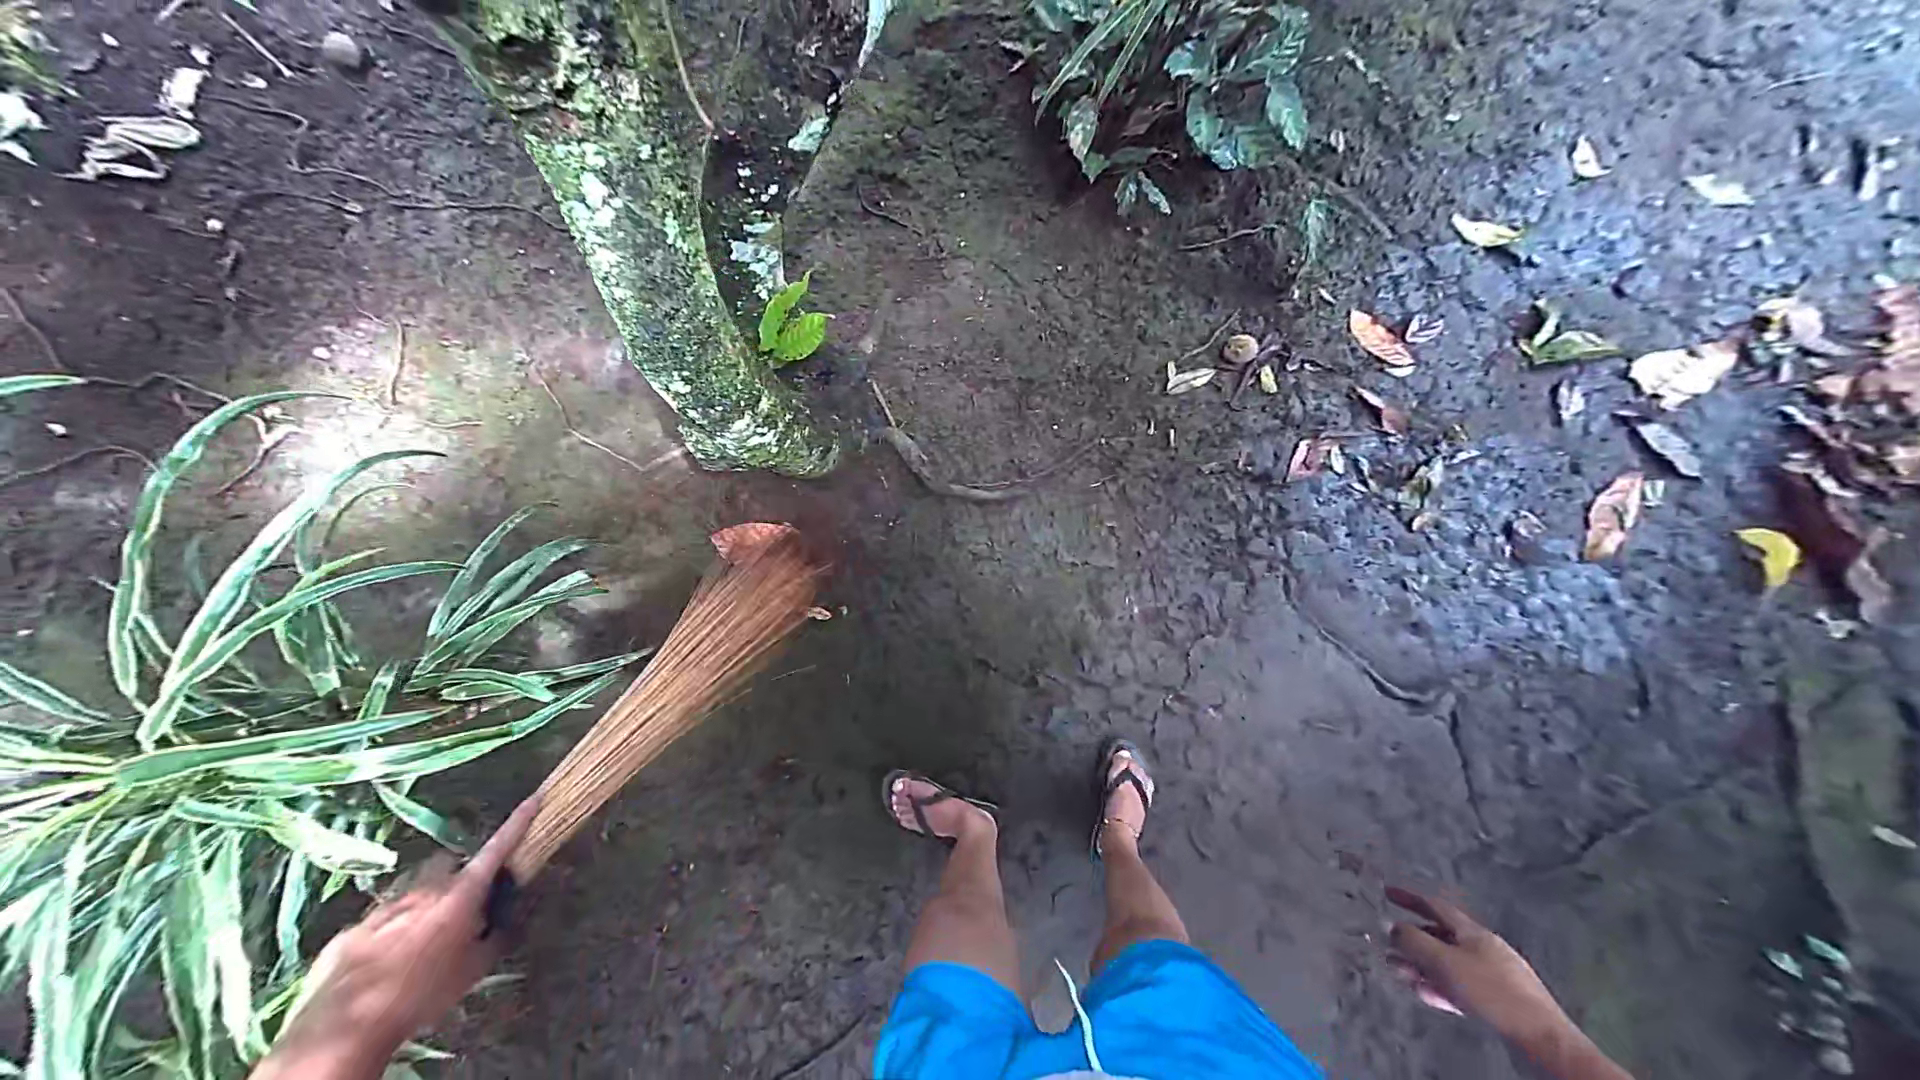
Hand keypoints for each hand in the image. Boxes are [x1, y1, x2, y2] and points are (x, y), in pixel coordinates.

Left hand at [252, 798, 539, 1079]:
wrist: (342, 1029)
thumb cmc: (423, 994)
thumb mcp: (475, 969)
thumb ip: (495, 936)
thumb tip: (504, 921)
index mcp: (461, 895)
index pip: (498, 848)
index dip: (519, 823)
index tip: (534, 799)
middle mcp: (424, 890)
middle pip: (446, 865)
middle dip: (456, 875)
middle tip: (460, 904)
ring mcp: (383, 909)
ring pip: (410, 894)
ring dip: (421, 906)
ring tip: (418, 942)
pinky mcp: (349, 933)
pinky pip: (376, 925)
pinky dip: (386, 935)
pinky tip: (382, 966)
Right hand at [1385, 886, 1634, 1079]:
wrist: (1541, 1038)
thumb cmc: (1489, 990)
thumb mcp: (1442, 960)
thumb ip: (1412, 940)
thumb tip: (1392, 926)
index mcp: (1472, 932)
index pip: (1435, 906)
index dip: (1408, 898)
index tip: (1386, 892)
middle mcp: (1483, 948)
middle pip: (1440, 937)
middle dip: (1411, 941)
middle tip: (1388, 947)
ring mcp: (1493, 975)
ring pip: (1448, 964)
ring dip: (1422, 967)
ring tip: (1401, 974)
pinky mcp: (1499, 1001)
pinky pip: (1461, 986)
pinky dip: (1440, 986)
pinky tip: (1427, 995)